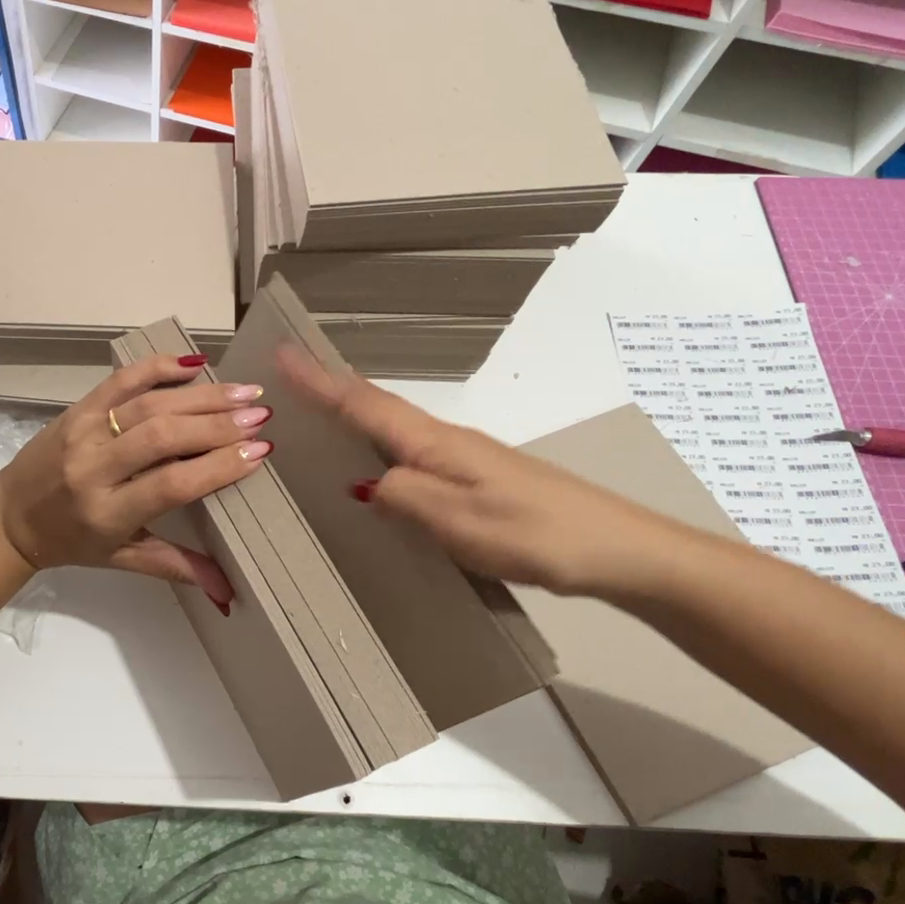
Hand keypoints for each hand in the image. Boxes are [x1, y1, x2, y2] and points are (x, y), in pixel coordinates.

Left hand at [0, 355, 273, 610]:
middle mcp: (93, 469)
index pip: (172, 484)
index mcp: (107, 513)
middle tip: (259, 418)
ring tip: (243, 393)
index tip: (260, 453)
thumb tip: (228, 592)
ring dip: (200, 396)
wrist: (9, 518)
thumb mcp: (121, 559)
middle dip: (217, 425)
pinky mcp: (75, 410)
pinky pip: (120, 381)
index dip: (218, 467)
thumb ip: (175, 567)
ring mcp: (82, 433)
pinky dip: (157, 368)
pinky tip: (195, 364)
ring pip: (147, 405)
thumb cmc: (71, 543)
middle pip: (163, 437)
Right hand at [278, 346, 687, 596]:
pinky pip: (415, 458)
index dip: (322, 382)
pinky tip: (378, 471)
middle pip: (379, 410)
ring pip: (396, 434)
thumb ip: (404, 496)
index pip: (366, 405)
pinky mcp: (481, 483)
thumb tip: (367, 484)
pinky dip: (383, 451)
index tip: (285, 353)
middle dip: (331, 394)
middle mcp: (448, 443)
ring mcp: (468, 461)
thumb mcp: (457, 520)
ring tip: (318, 421)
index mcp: (436, 445)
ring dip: (355, 421)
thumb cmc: (536, 532)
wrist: (619, 550)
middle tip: (290, 383)